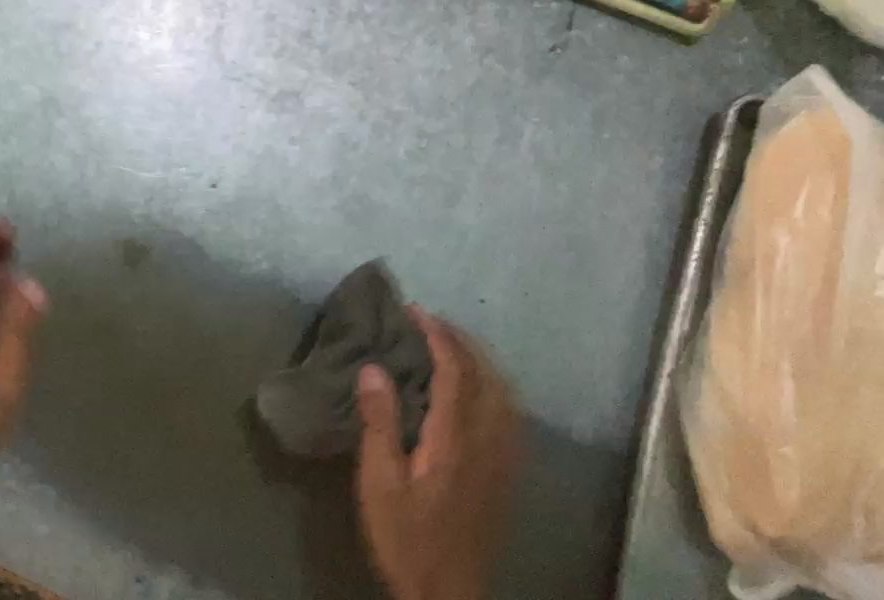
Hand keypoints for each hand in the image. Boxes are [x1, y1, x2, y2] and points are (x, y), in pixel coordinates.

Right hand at [355, 307, 520, 599]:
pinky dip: (493, 384)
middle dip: (459, 339)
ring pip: (504, 391)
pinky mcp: (507, 471)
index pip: (454, 370)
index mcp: (455, 438)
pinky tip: (477, 389)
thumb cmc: (406, 536)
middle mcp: (488, 439)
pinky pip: (510, 412)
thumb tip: (374, 367)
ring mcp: (504, 456)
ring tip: (450, 344)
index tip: (413, 311)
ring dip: (479, 358)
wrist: (448, 592)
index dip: (436, 334)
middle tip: (428, 321)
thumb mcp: (379, 482)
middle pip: (486, 374)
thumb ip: (380, 423)